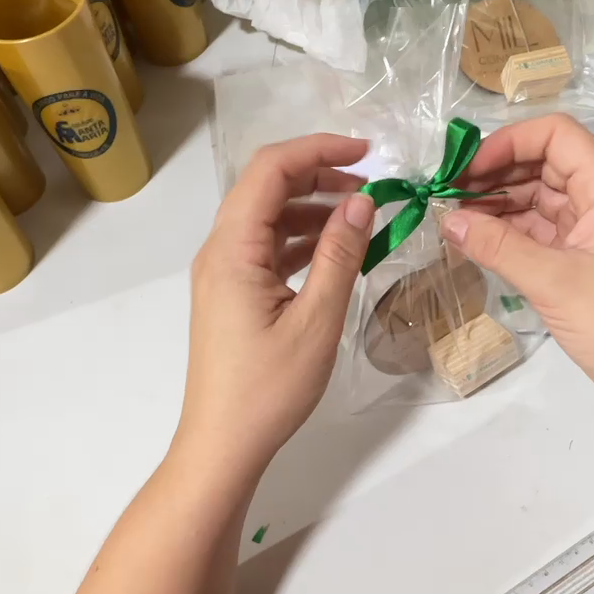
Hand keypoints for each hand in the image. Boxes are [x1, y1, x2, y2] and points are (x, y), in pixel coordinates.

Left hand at [177, 134, 374, 476]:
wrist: (223, 443)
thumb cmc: (269, 388)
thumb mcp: (316, 321)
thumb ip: (340, 255)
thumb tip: (362, 201)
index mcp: (232, 249)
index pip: (270, 169)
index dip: (318, 149)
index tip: (369, 154)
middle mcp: (220, 251)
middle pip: (266, 188)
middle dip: (319, 176)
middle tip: (373, 189)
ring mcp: (223, 273)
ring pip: (268, 219)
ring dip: (313, 210)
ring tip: (363, 220)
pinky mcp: (232, 294)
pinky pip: (267, 250)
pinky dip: (302, 242)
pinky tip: (338, 253)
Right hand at [443, 114, 593, 414]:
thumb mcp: (554, 281)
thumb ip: (498, 247)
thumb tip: (446, 220)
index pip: (556, 136)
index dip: (508, 143)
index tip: (465, 170)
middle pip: (542, 165)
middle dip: (494, 175)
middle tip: (445, 196)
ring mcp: (590, 231)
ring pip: (536, 200)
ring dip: (496, 205)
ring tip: (452, 220)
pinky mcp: (580, 261)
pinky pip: (538, 233)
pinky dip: (507, 234)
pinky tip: (474, 241)